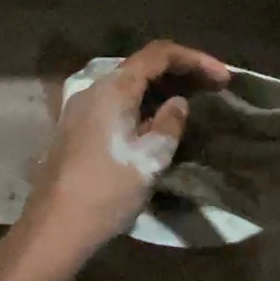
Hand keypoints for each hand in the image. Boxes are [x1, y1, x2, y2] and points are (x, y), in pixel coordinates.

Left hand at [27, 41, 230, 256]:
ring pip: (127, 86)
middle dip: (180, 72)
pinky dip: (142, 105)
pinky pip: (115, 104)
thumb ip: (169, 123)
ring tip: (191, 103)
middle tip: (213, 88)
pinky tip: (157, 123)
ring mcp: (81, 109)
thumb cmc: (107, 189)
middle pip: (142, 66)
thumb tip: (177, 104)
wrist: (56, 226)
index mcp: (113, 88)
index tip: (224, 78)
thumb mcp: (150, 158)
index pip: (159, 54)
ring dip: (161, 90)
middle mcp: (94, 89)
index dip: (195, 59)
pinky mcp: (76, 129)